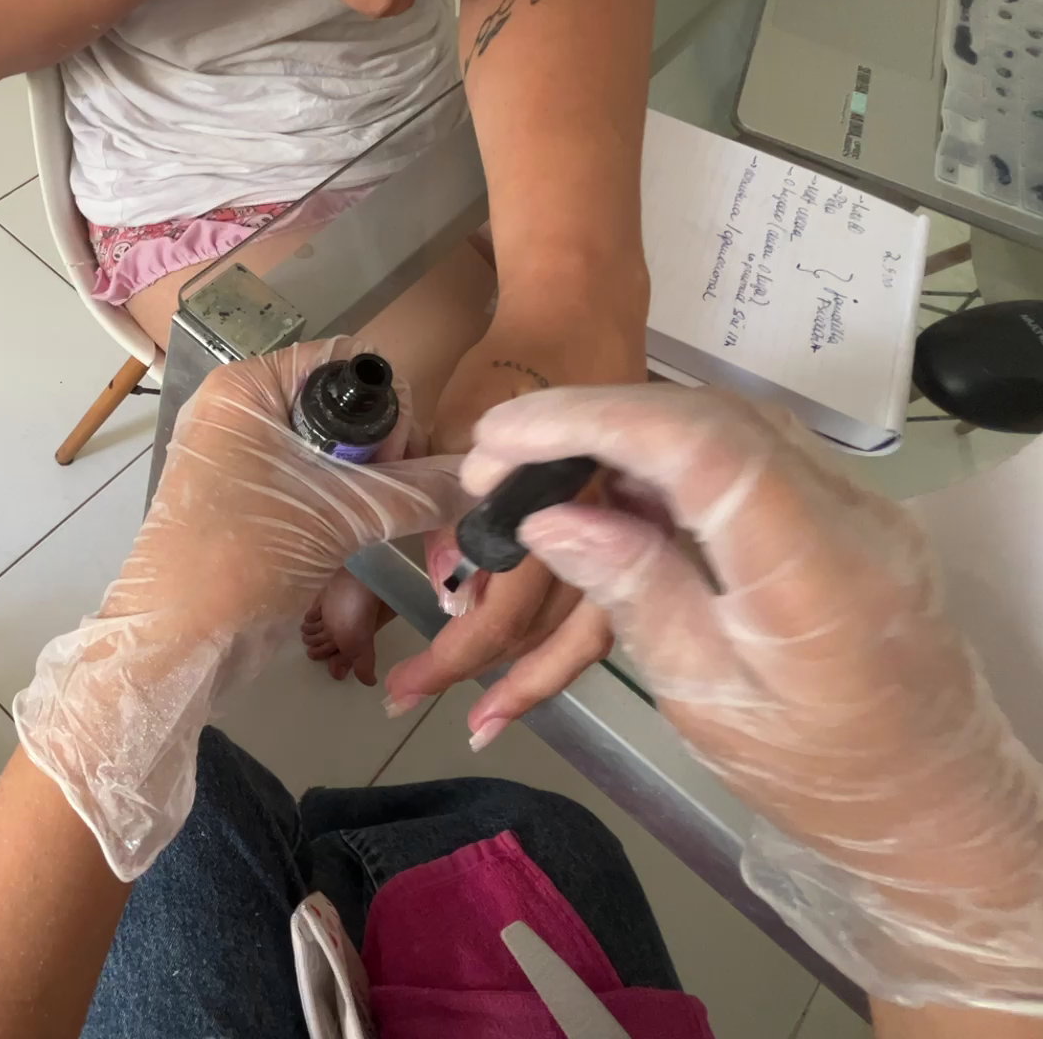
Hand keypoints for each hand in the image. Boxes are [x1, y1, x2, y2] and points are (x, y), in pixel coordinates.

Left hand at [15, 339, 467, 878]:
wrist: (180, 642)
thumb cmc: (244, 559)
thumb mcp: (336, 516)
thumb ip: (417, 490)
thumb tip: (485, 479)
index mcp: (246, 389)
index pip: (345, 364)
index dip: (386, 409)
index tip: (401, 463)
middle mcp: (241, 411)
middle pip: (343, 410)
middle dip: (383, 456)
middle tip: (399, 502)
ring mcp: (243, 456)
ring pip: (334, 453)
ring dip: (369, 489)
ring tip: (384, 525)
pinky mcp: (251, 498)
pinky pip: (315, 485)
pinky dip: (345, 508)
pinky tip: (362, 535)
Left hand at [383, 304, 646, 741]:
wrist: (580, 319)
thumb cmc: (509, 368)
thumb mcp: (463, 431)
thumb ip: (448, 503)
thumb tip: (449, 585)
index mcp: (565, 504)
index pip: (508, 605)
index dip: (458, 653)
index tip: (411, 687)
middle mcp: (609, 529)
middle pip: (554, 632)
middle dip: (494, 682)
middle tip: (446, 721)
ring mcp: (631, 531)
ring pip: (584, 630)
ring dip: (533, 678)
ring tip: (487, 720)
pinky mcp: (630, 530)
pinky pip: (595, 599)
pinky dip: (557, 638)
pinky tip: (524, 666)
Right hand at [469, 383, 1042, 1011]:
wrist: (930, 795)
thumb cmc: (809, 764)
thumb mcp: (700, 691)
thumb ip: (633, 590)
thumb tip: (546, 518)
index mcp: (817, 572)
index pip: (702, 450)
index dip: (590, 425)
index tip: (496, 439)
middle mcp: (845, 511)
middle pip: (703, 415)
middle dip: (582, 417)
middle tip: (490, 451)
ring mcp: (843, 500)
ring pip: (713, 419)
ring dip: (610, 425)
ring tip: (527, 459)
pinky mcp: (823, 504)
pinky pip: (725, 447)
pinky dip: (643, 447)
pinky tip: (596, 476)